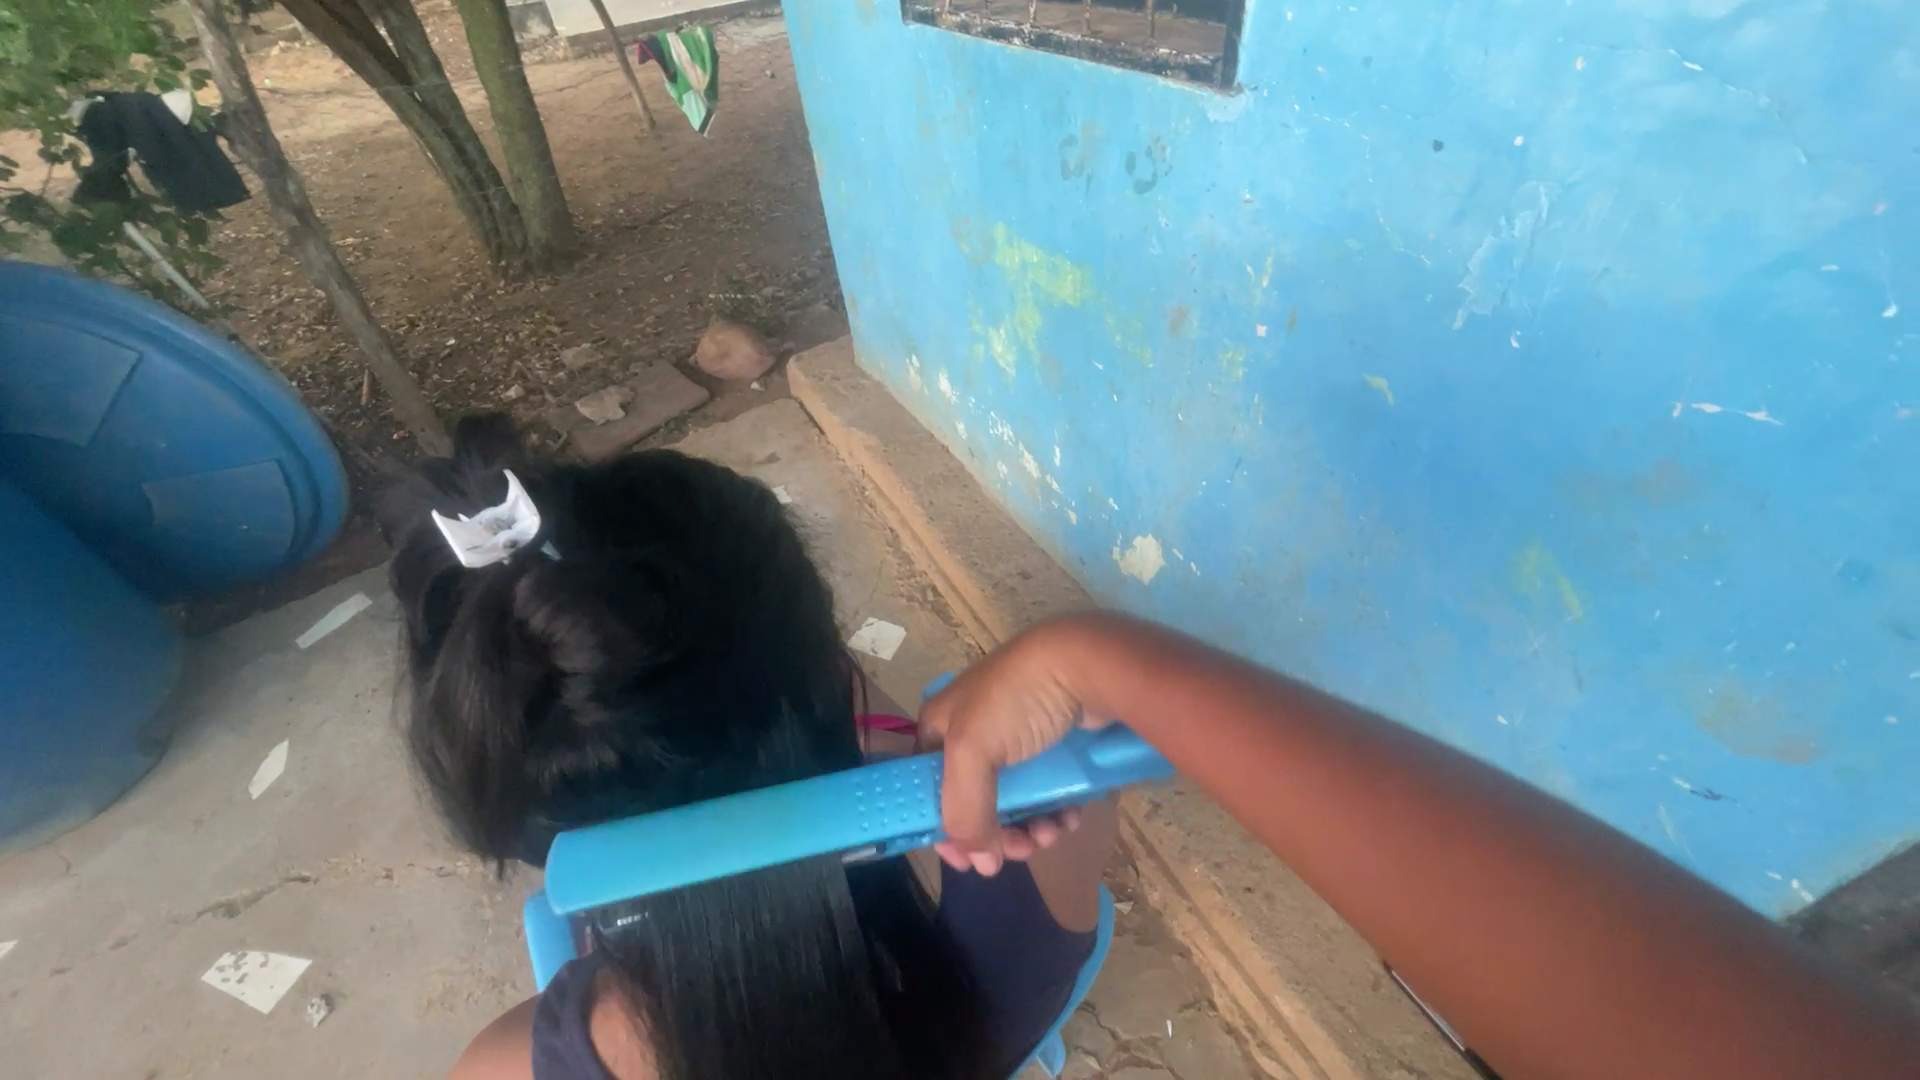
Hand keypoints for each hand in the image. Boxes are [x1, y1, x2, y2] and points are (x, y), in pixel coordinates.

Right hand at [919, 618, 1114, 874]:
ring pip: (1013, 800)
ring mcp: (1015, 737)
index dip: (941, 826)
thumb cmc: (1015, 702)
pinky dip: (1054, 810)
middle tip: (1021, 849)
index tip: (968, 860)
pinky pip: (1046, 789)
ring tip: (1050, 832)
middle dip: (996, 832)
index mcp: (940, 725)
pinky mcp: (1052, 743)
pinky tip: (1070, 816)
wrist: (1083, 663)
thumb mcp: (971, 751)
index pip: (926, 786)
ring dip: (1030, 827)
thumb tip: (981, 865)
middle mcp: (972, 731)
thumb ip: (964, 811)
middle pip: (973, 799)